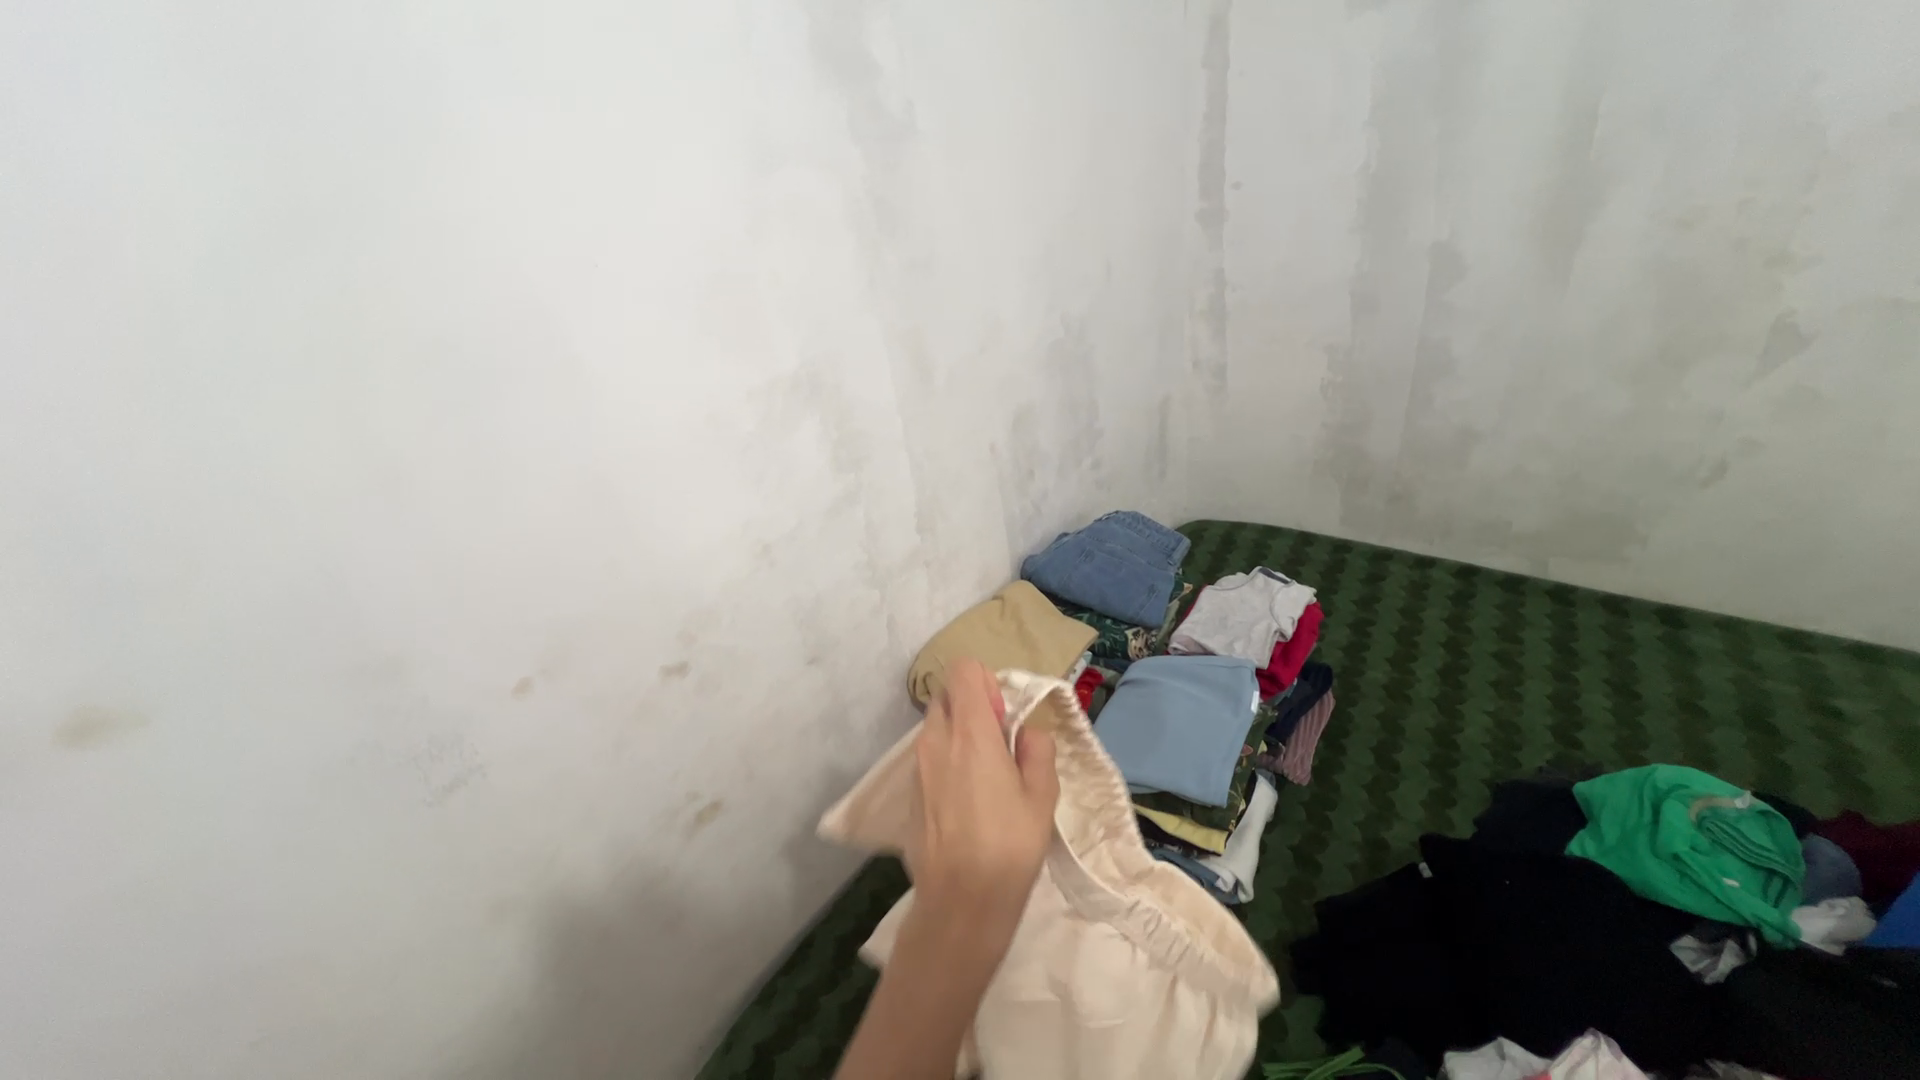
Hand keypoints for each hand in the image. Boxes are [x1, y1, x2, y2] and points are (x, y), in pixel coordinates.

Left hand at [908, 657, 1059, 931]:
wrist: (961, 902)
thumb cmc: (1009, 845)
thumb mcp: (1042, 795)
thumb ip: (1037, 749)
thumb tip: (1025, 732)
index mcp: (969, 732)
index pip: (963, 670)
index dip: (987, 682)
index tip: (1004, 716)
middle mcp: (935, 740)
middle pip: (947, 696)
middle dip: (973, 707)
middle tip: (1000, 745)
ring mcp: (917, 767)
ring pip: (935, 727)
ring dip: (960, 736)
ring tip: (986, 778)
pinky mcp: (909, 792)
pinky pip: (928, 757)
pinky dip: (947, 762)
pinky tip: (967, 802)